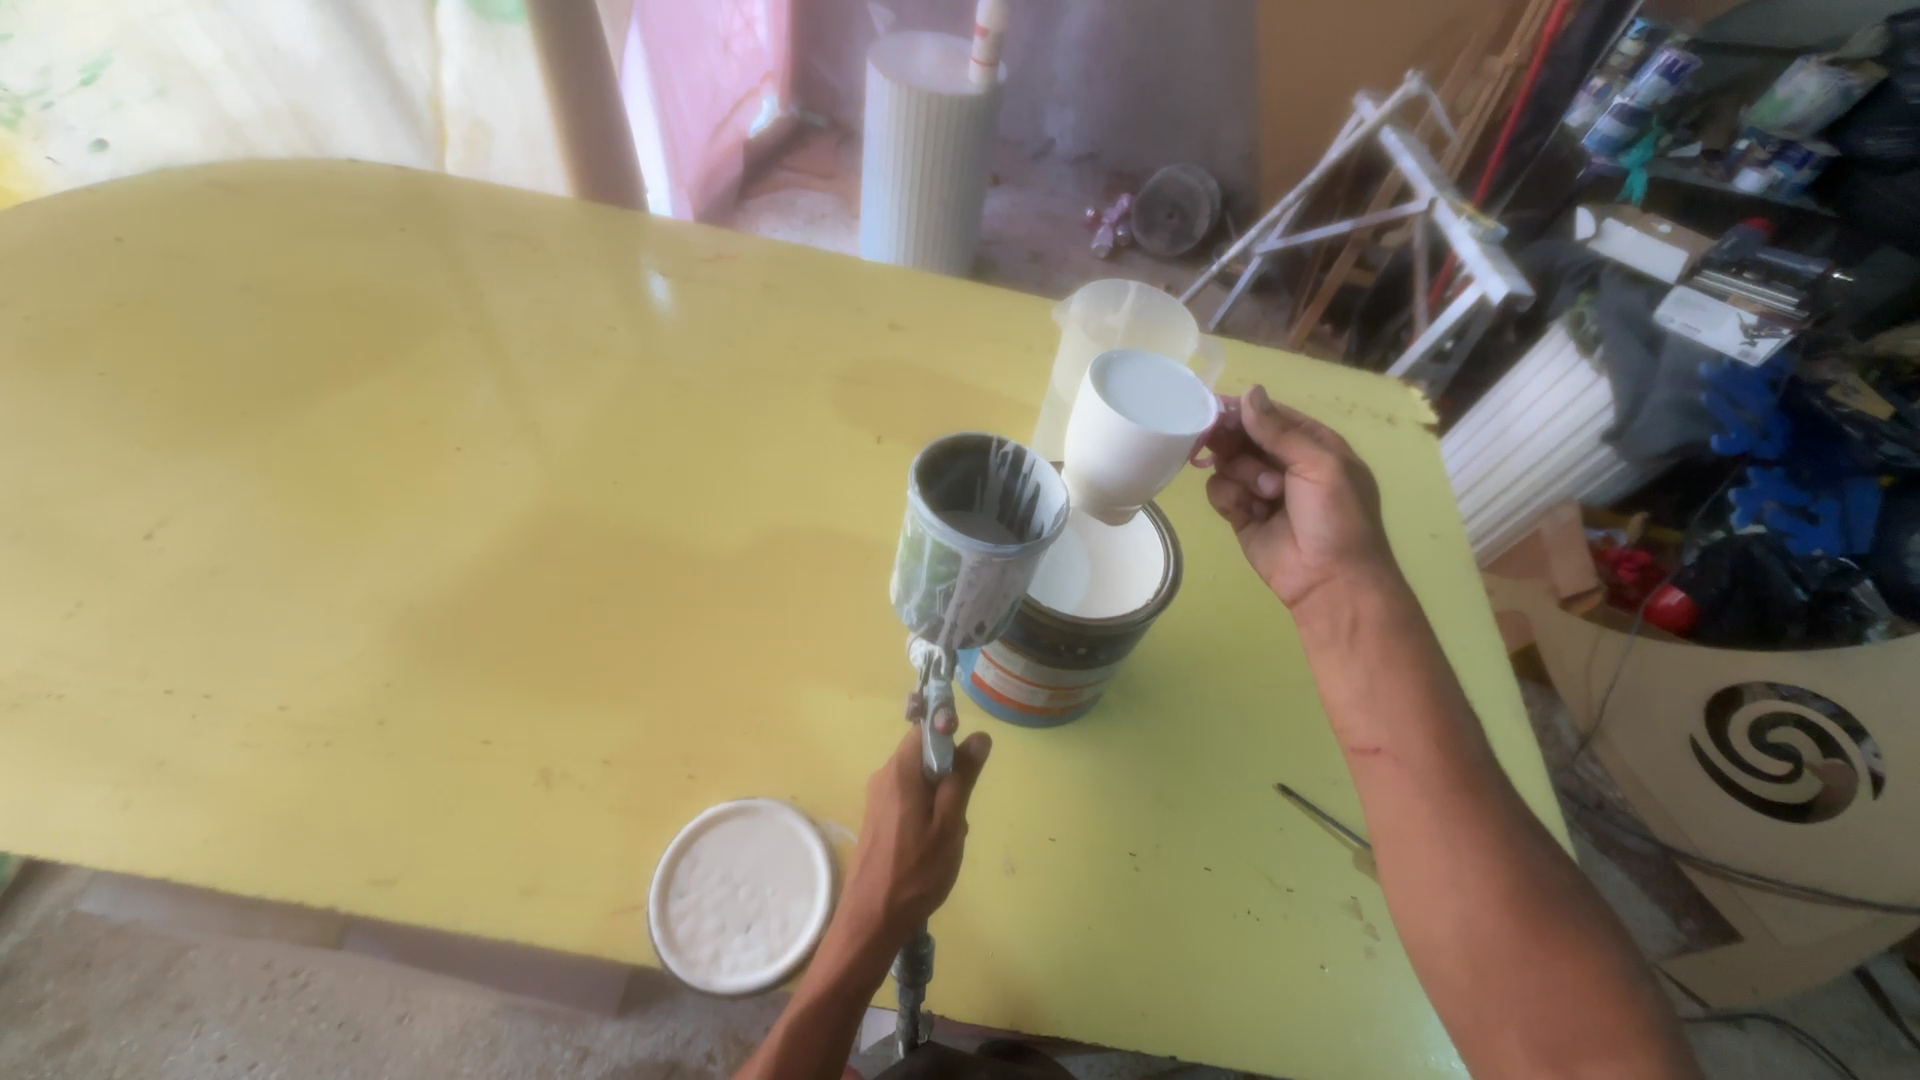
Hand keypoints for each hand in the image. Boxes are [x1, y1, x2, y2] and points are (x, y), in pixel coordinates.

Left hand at [841, 715, 990, 941]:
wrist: (872, 918)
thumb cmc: (917, 870)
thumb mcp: (950, 823)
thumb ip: (963, 777)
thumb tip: (978, 737)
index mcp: (900, 771)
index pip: (925, 729)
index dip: (950, 735)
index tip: (968, 763)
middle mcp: (884, 777)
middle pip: (924, 757)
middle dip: (949, 777)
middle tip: (961, 813)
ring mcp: (878, 799)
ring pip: (920, 782)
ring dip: (941, 800)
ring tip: (949, 837)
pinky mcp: (878, 819)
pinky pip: (909, 801)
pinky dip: (928, 814)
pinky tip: (934, 847)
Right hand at [1202, 384, 1397, 610]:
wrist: (1330, 579)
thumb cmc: (1337, 516)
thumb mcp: (1318, 464)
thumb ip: (1278, 430)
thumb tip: (1249, 391)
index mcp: (1312, 445)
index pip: (1270, 415)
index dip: (1244, 410)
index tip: (1216, 409)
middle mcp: (1285, 463)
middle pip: (1243, 437)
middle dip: (1235, 442)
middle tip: (1224, 447)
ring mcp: (1260, 490)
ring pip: (1228, 463)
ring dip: (1241, 475)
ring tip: (1264, 495)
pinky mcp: (1241, 515)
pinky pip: (1220, 492)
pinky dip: (1229, 498)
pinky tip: (1247, 512)